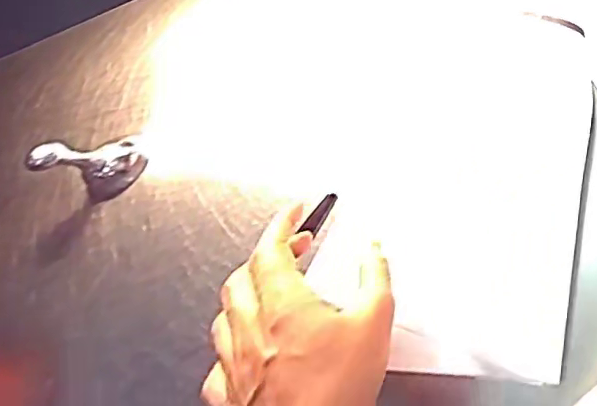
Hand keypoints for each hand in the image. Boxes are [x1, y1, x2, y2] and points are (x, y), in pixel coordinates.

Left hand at [202, 203, 393, 405]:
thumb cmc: (337, 388)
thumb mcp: (377, 318)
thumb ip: (376, 276)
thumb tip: (374, 252)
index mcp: (284, 308)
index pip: (268, 253)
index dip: (281, 225)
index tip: (293, 210)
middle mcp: (251, 333)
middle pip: (240, 279)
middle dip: (267, 252)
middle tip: (295, 242)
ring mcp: (234, 367)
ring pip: (225, 314)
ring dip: (249, 288)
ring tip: (275, 282)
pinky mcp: (228, 395)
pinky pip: (219, 355)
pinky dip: (236, 332)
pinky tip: (252, 338)